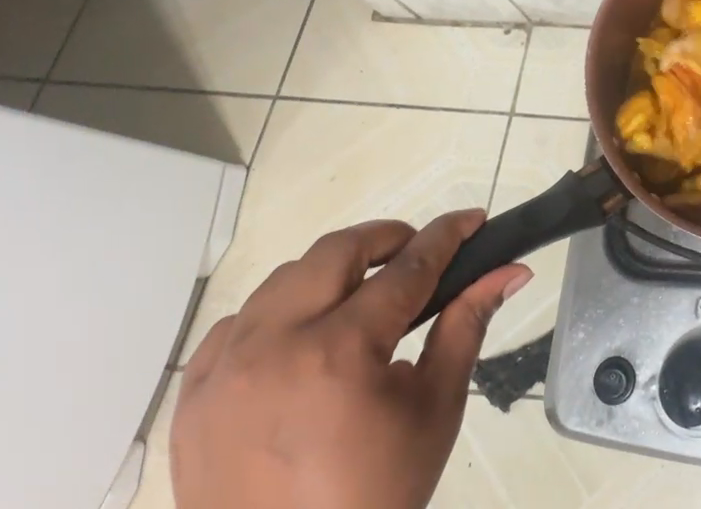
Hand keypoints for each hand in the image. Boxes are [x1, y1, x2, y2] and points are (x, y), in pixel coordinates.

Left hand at [170, 211, 532, 508]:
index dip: (445, 236)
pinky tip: (302, 339)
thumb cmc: (378, 492)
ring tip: (362, 297)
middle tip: (417, 253)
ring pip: (282, 281)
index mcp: (341, 351)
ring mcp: (223, 370)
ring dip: (330, 274)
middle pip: (335, 253)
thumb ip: (467, 325)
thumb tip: (509, 271)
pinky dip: (275, 315)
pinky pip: (234, 326)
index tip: (472, 219)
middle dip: (385, 239)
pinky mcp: (192, 397)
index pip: (407, 268)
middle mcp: (274, 344)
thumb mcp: (436, 406)